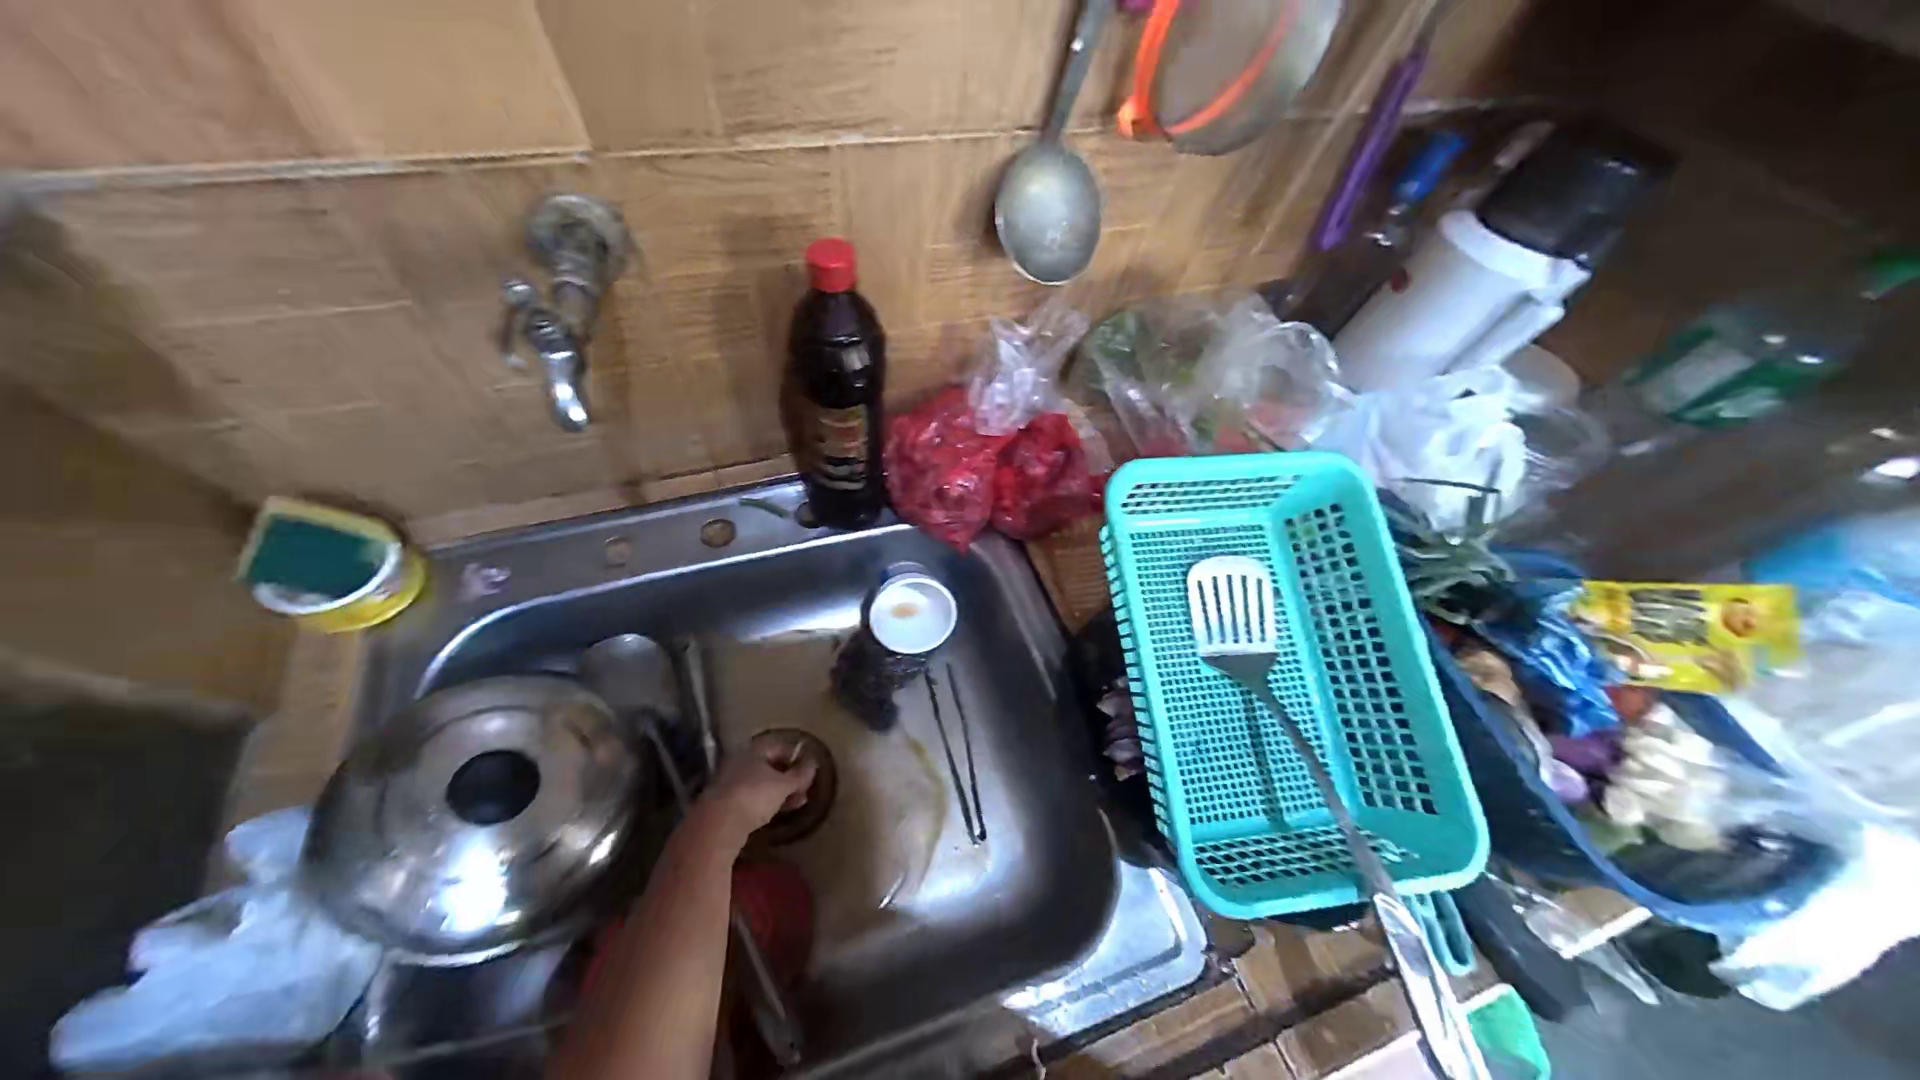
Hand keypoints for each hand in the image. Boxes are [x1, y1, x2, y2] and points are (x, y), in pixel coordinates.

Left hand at [694, 732, 817, 846]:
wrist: (716, 824)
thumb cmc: (755, 796)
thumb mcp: (784, 785)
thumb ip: (801, 775)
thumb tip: (814, 762)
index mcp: (754, 750)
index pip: (780, 747)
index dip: (796, 757)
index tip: (808, 772)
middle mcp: (740, 761)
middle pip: (769, 765)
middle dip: (789, 778)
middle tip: (803, 792)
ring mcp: (730, 781)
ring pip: (760, 782)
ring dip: (779, 792)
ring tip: (794, 805)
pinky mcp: (724, 802)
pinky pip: (750, 796)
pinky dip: (765, 802)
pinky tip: (774, 813)